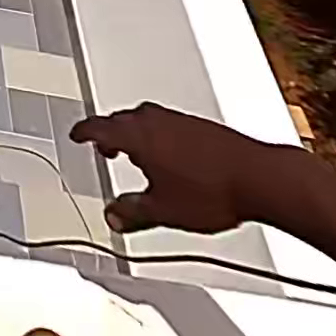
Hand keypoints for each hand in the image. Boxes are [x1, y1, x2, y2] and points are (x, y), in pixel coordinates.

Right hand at [70, 103, 301, 234]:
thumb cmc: (213, 189)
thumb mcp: (164, 210)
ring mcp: (175, 119)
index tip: (77, 134)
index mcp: (136, 135)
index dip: (83, 132)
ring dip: (133, 134)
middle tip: (103, 147)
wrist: (257, 177)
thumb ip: (133, 212)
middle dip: (108, 134)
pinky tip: (168, 156)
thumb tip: (114, 216)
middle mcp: (152, 120)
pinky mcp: (195, 124)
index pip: (98, 127)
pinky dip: (156, 135)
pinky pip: (164, 123)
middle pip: (119, 121)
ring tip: (137, 155)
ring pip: (142, 120)